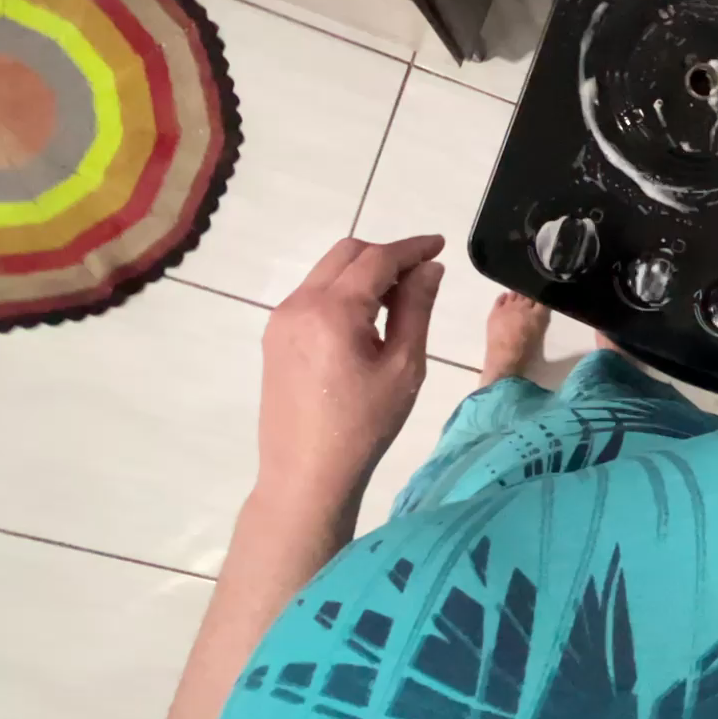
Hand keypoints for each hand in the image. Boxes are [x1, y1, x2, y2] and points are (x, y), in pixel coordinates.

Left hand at [257, 236, 445, 506]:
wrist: (307, 472)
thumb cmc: (365, 423)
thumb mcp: (404, 366)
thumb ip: (416, 308)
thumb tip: (429, 268)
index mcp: (333, 311)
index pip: (377, 258)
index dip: (412, 247)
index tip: (441, 245)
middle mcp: (299, 304)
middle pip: (348, 253)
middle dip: (388, 254)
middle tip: (423, 274)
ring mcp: (282, 319)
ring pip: (328, 271)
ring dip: (365, 271)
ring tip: (400, 298)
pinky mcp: (276, 336)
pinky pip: (315, 293)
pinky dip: (346, 290)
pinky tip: (368, 318)